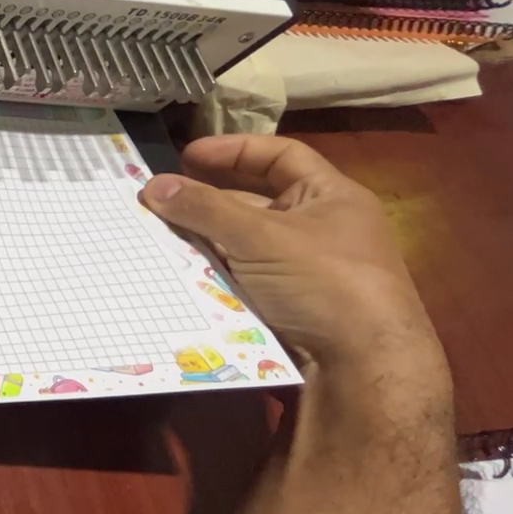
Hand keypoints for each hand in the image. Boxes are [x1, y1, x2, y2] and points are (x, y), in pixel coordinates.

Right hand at [139, 135, 445, 387]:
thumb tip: (152, 185)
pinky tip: (175, 264)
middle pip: (251, 198)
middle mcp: (316, 226)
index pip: (281, 156)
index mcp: (331, 198)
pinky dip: (206, 263)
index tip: (187, 155)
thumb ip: (204, 208)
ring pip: (237, 236)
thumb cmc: (324, 283)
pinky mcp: (280, 295)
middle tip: (159, 197)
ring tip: (156, 231)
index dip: (234, 149)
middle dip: (204, 196)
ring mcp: (297, 263)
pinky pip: (234, 268)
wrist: (360, 364)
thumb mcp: (259, 237)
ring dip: (199, 232)